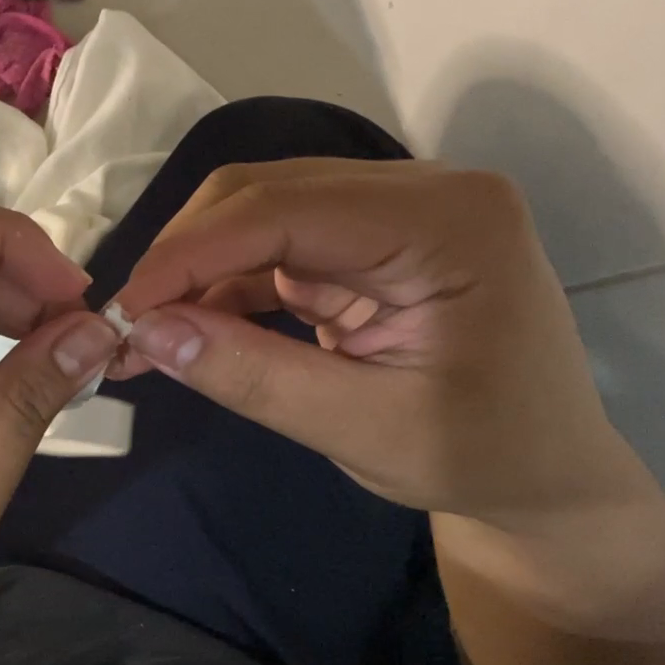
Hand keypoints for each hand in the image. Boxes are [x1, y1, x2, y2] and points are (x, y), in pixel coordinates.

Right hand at [106, 159, 642, 528]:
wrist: (544, 472)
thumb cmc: (479, 455)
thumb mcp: (363, 429)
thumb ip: (253, 376)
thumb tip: (146, 332)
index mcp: (445, 223)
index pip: (284, 210)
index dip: (189, 254)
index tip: (121, 313)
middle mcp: (420, 193)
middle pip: (262, 193)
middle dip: (183, 256)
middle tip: (127, 327)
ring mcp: (392, 213)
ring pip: (256, 214)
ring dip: (193, 271)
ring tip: (144, 334)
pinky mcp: (364, 244)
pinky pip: (271, 247)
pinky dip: (220, 286)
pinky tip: (187, 329)